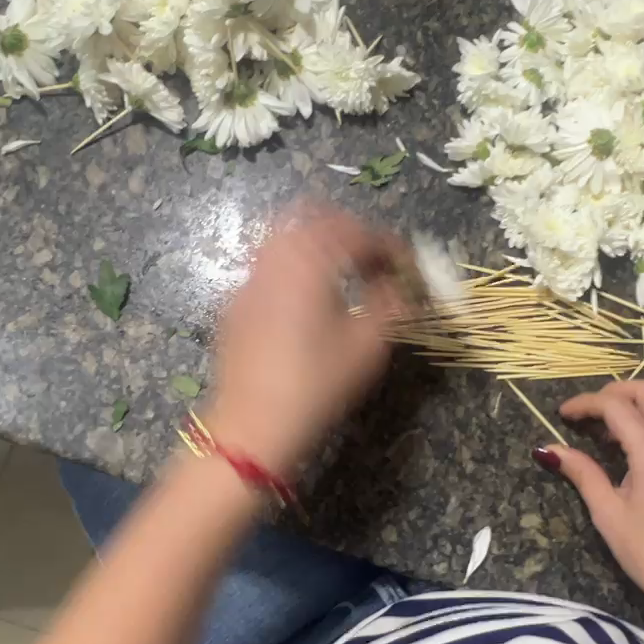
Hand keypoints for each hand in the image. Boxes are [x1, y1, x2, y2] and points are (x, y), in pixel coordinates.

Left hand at [201, 205, 408, 479]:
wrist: (252, 425)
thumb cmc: (317, 384)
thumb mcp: (369, 346)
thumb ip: (390, 303)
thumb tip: (400, 286)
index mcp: (311, 262)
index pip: (357, 233)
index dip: (389, 244)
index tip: (407, 265)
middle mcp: (276, 259)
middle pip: (315, 219)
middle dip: (350, 232)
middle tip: (374, 259)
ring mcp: (249, 278)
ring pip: (286, 237)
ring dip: (319, 244)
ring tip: (343, 274)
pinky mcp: (235, 302)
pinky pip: (268, 265)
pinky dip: (294, 267)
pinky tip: (307, 300)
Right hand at [539, 380, 643, 617]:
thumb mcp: (608, 514)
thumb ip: (581, 473)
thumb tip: (548, 450)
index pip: (616, 407)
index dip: (585, 404)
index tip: (562, 414)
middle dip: (614, 392)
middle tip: (588, 412)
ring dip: (636, 402)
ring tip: (608, 425)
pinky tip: (632, 442)